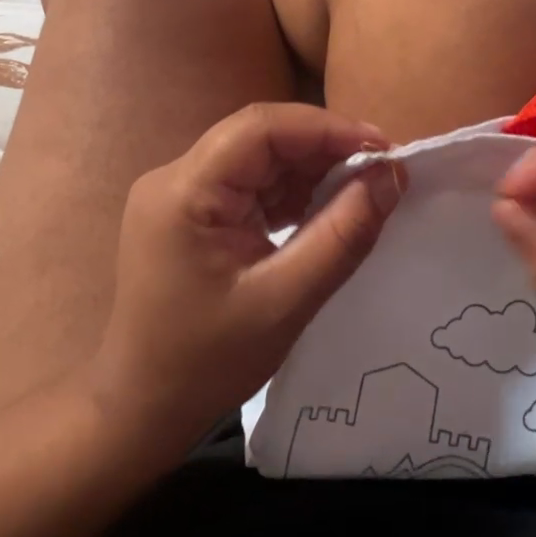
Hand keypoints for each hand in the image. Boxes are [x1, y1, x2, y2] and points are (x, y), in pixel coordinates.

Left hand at [89, 103, 405, 455]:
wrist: (144, 409)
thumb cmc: (208, 362)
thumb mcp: (285, 301)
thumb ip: (342, 235)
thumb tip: (391, 177)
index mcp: (184, 191)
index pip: (260, 128)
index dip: (327, 128)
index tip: (384, 148)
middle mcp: (176, 178)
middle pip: (260, 138)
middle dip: (324, 148)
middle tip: (383, 171)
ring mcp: (181, 196)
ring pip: (259, 160)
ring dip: (311, 171)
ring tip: (363, 192)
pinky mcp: (193, 216)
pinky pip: (250, 186)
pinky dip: (291, 194)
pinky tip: (325, 212)